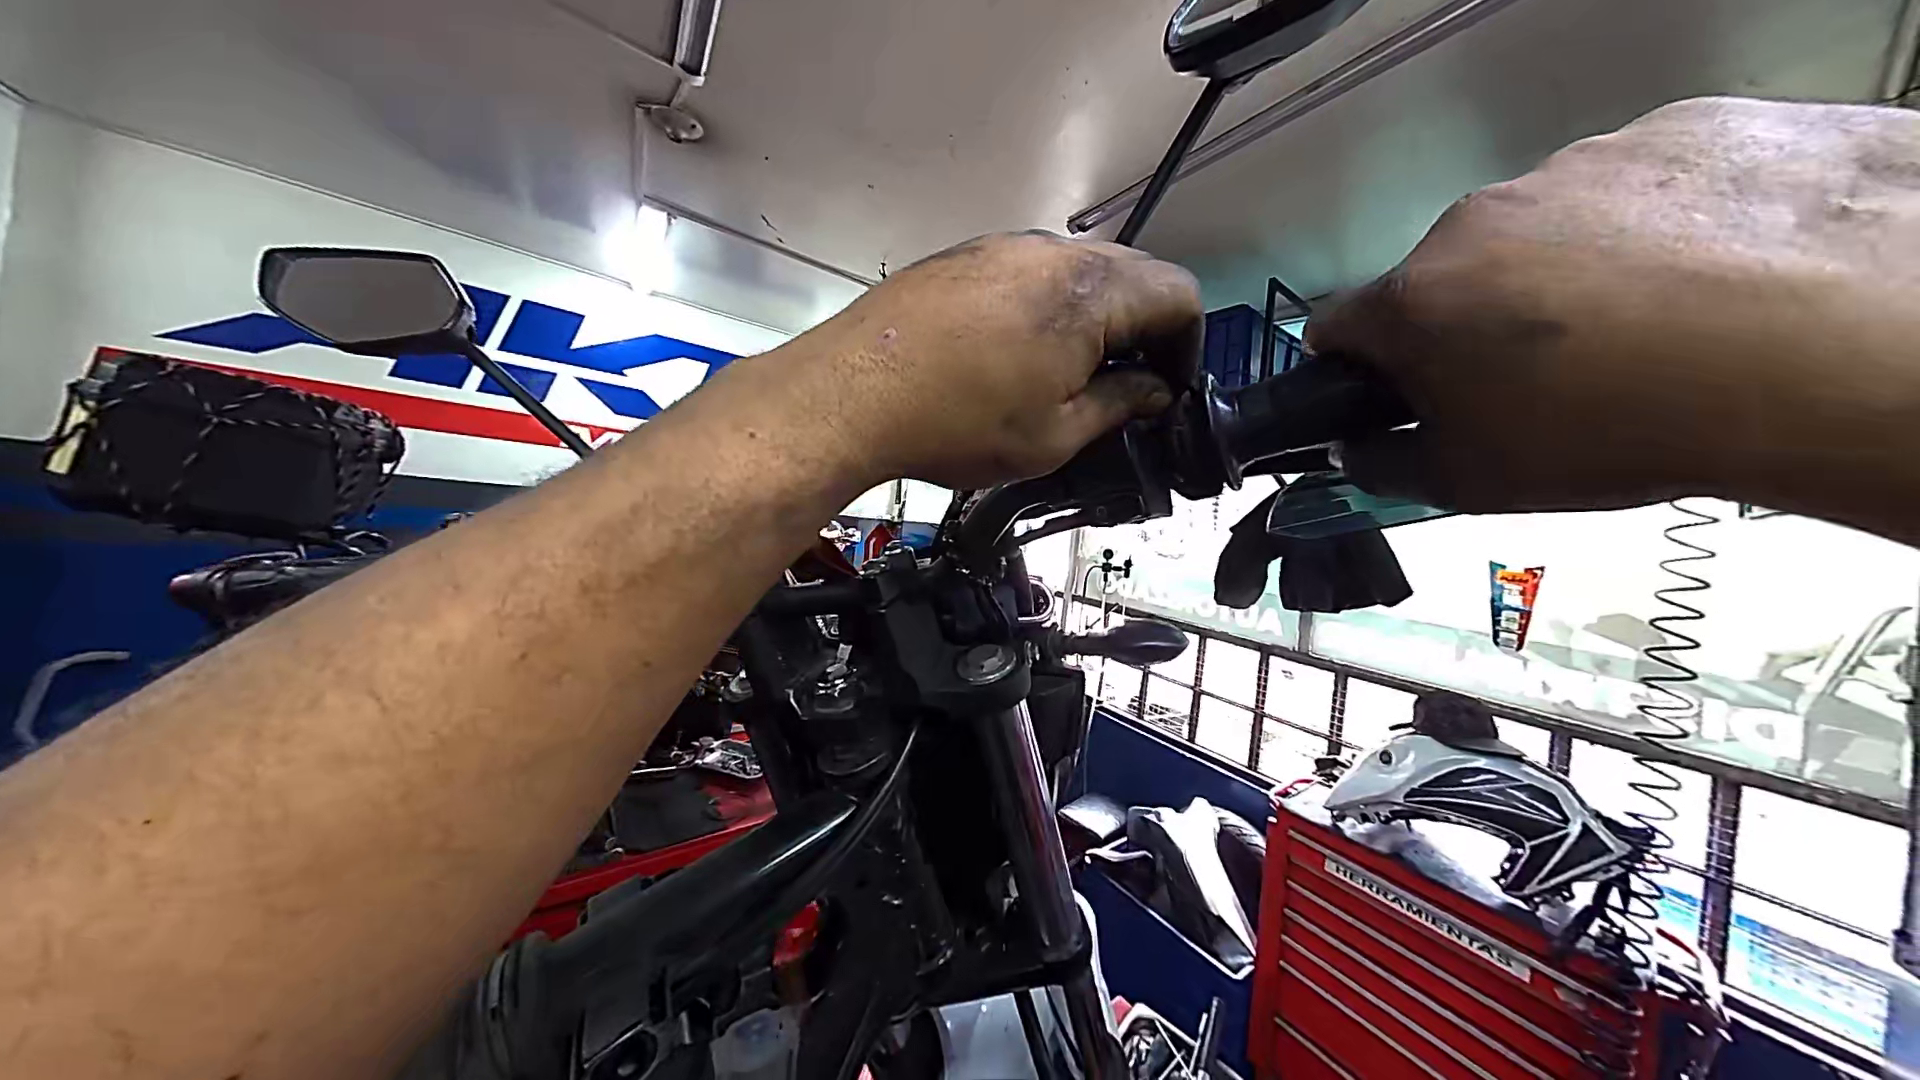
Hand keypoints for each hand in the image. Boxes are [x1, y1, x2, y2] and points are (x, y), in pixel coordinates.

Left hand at [772, 231, 1202, 489]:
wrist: (849, 396)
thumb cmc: (950, 423)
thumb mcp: (1053, 436)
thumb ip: (1118, 407)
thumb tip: (1150, 393)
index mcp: (1088, 292)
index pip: (1178, 294)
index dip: (1187, 345)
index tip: (1165, 386)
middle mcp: (1049, 252)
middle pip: (1132, 276)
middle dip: (1141, 331)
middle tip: (1122, 386)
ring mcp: (999, 248)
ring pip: (1077, 273)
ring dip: (1090, 320)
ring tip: (1061, 377)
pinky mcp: (962, 258)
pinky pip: (1026, 275)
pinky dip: (1043, 310)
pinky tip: (1013, 356)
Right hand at [1309, 97, 1919, 518]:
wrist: (1839, 351)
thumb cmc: (1610, 430)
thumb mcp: (1467, 481)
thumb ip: (1383, 467)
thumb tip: (1358, 450)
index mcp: (1411, 301)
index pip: (1334, 326)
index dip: (1351, 364)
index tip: (1390, 387)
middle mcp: (1473, 221)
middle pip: (1439, 277)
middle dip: (1459, 320)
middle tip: (1527, 374)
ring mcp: (1580, 165)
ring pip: (1533, 229)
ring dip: (1550, 272)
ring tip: (1632, 323)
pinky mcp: (1689, 126)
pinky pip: (1632, 188)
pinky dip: (1643, 229)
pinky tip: (1699, 273)